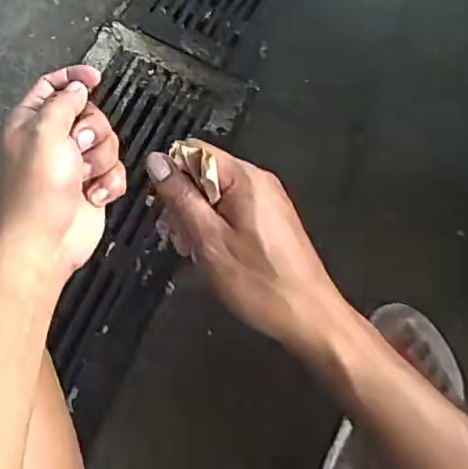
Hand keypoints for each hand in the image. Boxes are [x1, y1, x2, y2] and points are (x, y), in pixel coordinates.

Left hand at [0, 66, 124, 283]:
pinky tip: (93, 195)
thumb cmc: (36, 190)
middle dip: (93, 130)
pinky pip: (116, 169)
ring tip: (83, 176)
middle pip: (90, 113)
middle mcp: (52, 139)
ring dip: (101, 159)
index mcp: (31, 121)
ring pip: (108, 141)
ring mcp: (73, 163)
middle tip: (78, 147)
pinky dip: (108, 182)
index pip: (53, 85)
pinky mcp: (92, 184)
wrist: (45, 244)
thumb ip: (64, 101)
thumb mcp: (46, 131)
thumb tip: (77, 87)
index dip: (74, 77)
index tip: (95, 78)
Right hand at [147, 140, 349, 356]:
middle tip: (180, 238)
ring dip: (198, 216)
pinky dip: (217, 224)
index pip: (194, 149)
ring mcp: (267, 198)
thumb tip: (156, 161)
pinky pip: (233, 207)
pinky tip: (215, 253)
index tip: (165, 207)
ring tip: (196, 251)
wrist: (311, 319)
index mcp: (245, 177)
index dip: (172, 174)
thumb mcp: (210, 240)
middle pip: (205, 171)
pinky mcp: (271, 217)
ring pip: (216, 192)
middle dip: (184, 200)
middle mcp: (258, 179)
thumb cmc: (259, 283)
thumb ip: (181, 197)